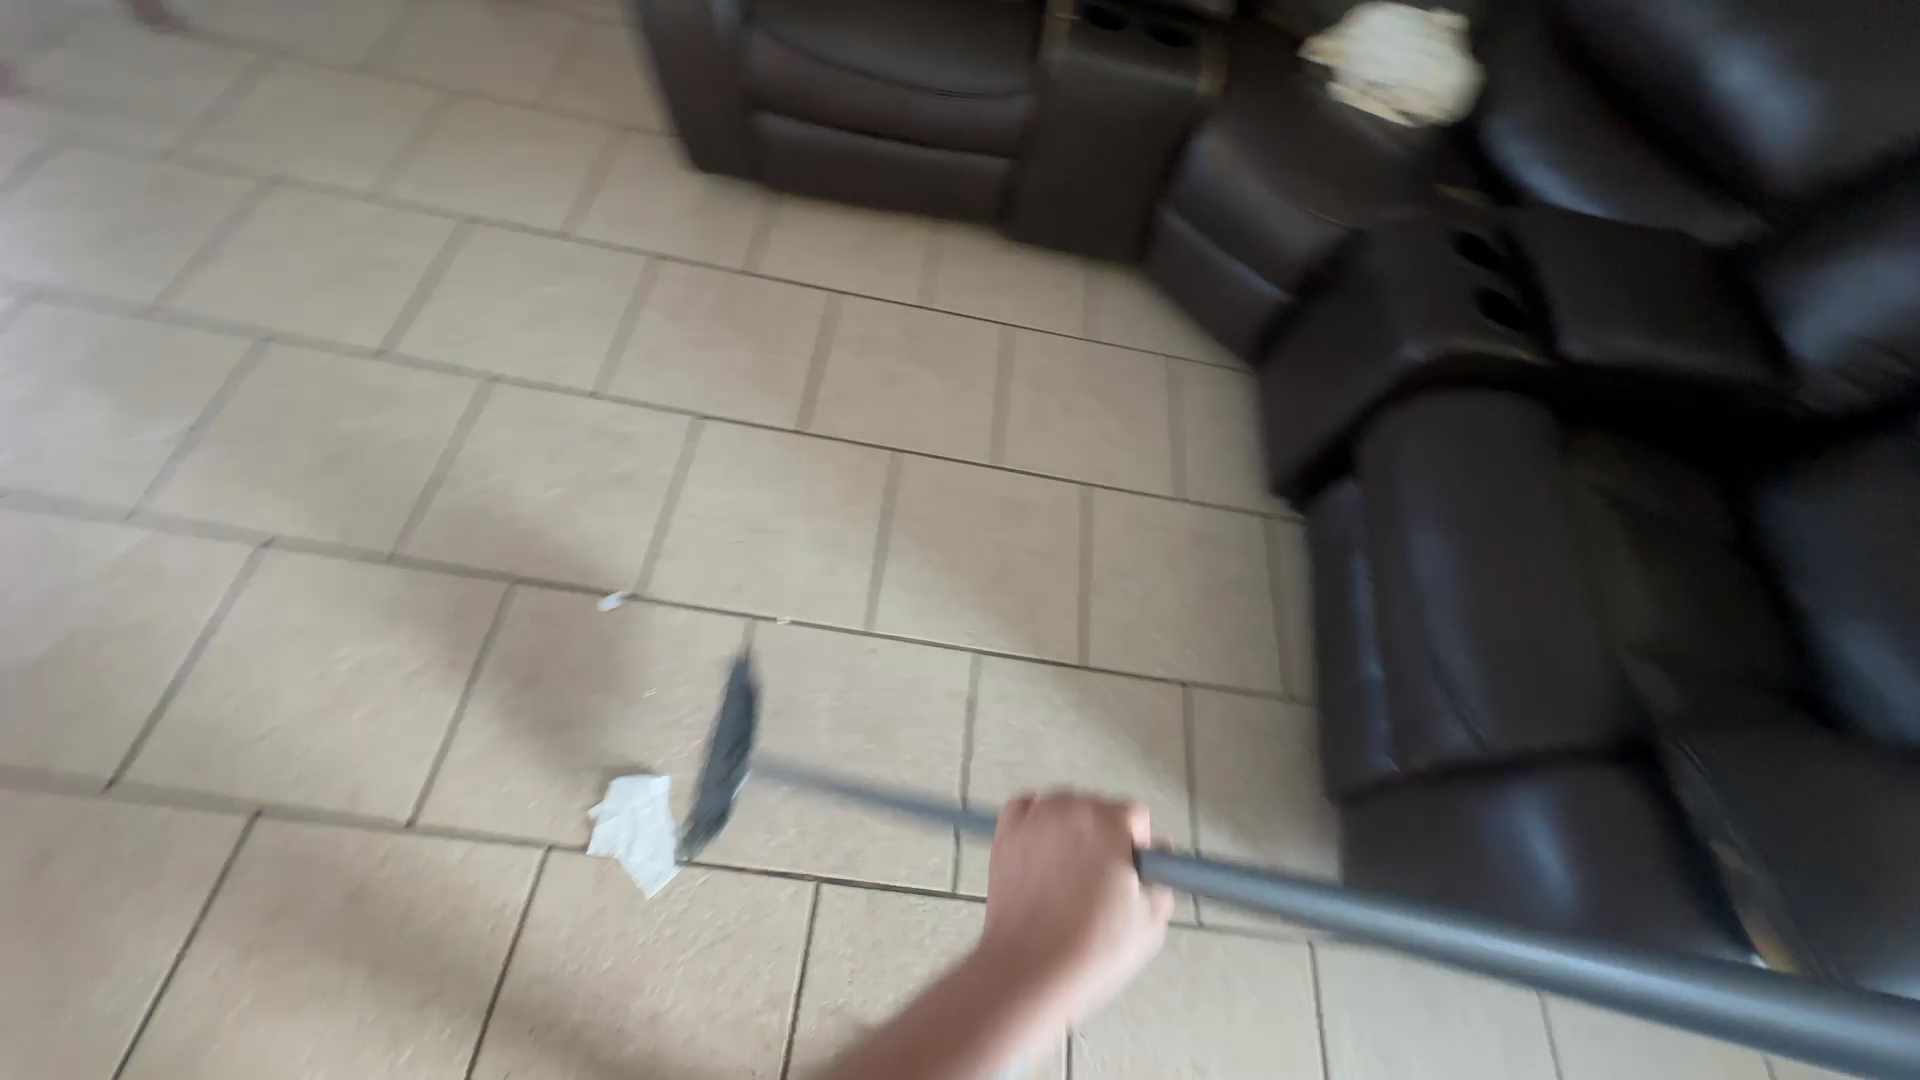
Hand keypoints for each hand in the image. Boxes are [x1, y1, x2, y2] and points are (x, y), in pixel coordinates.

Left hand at [975, 792, 1175, 1024]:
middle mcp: (1069, 807)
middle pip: (1098, 808)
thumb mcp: (1150, 922)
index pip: (1135, 815)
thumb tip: (1156, 857)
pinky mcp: (1005, 832)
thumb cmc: (1093, 947)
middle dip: (1105, 836)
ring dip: (1071, 828)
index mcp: (1109, 822)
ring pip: (1063, 806)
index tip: (1132, 874)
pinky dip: (1035, 821)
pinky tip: (1040, 850)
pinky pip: (1026, 808)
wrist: (1029, 968)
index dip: (1138, 845)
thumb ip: (1161, 879)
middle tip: (1101, 880)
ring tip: (1068, 873)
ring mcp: (1034, 818)